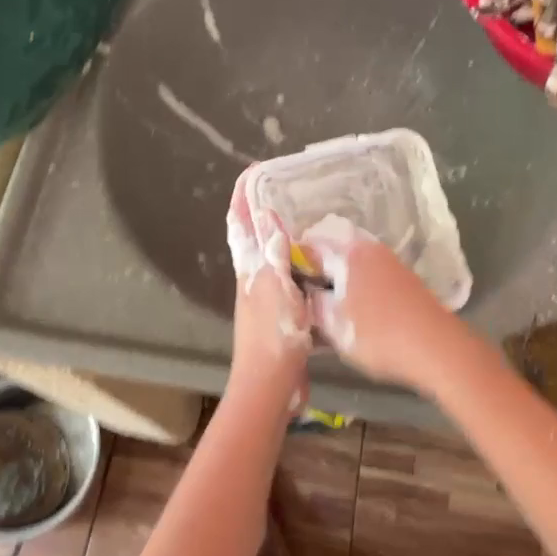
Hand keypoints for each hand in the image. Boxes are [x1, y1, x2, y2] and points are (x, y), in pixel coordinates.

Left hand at [225, 170, 310, 406]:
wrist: (270, 386)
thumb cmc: (273, 335)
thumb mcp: (276, 288)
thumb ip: (273, 253)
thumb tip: (266, 213)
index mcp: (249, 270)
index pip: (241, 224)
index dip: (243, 196)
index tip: (253, 169)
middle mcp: (253, 280)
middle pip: (252, 237)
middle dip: (259, 210)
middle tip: (278, 188)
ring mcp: (265, 299)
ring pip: (269, 258)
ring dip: (277, 236)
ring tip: (299, 219)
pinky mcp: (280, 316)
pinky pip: (288, 279)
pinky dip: (296, 264)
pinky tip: (315, 267)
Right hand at [298, 215, 465, 392]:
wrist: (437, 348)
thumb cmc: (379, 335)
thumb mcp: (334, 325)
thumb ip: (312, 304)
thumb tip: (302, 294)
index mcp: (348, 252)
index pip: (308, 246)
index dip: (292, 264)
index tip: (284, 285)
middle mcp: (369, 247)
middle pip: (331, 253)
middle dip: (315, 273)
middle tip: (302, 300)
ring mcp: (389, 261)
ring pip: (350, 265)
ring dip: (335, 282)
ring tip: (324, 309)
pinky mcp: (402, 278)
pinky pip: (367, 275)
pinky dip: (355, 287)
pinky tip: (352, 311)